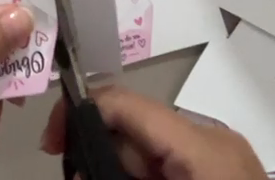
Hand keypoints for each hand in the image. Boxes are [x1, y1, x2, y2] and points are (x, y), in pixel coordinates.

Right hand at [41, 85, 268, 179]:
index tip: (50, 146)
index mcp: (202, 146)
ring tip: (94, 179)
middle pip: (135, 127)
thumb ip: (117, 175)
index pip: (124, 102)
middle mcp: (213, 141)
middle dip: (99, 152)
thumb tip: (76, 166)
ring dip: (121, 172)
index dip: (79, 113)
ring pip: (150, 150)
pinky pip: (170, 168)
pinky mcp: (224, 177)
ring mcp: (223, 161)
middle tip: (74, 179)